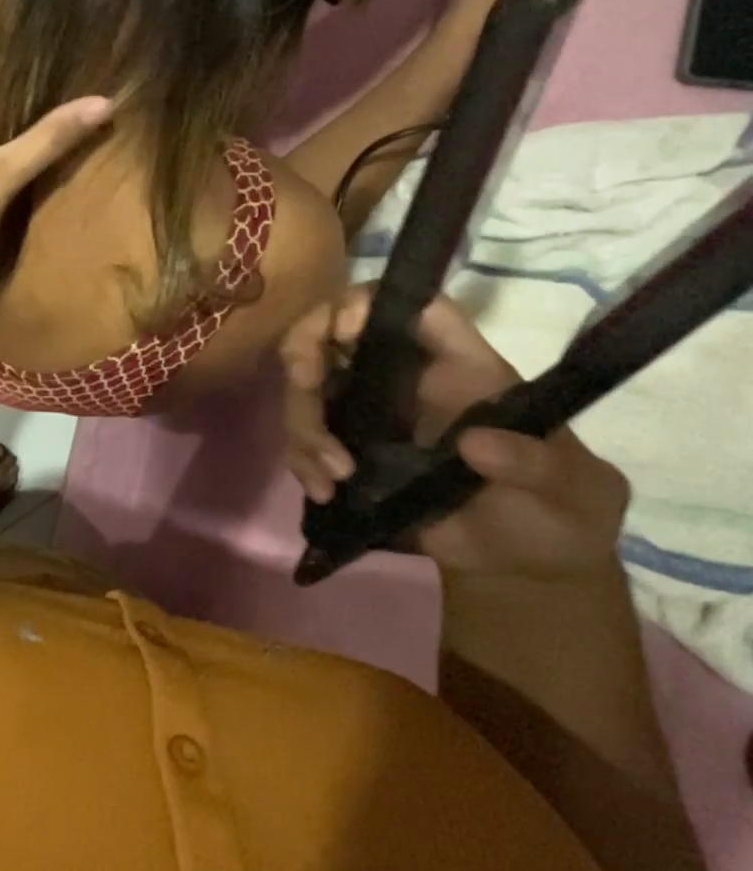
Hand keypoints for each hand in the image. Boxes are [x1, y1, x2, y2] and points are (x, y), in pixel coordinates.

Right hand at [281, 288, 628, 580]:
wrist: (520, 566)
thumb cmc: (558, 512)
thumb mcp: (571, 489)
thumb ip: (535, 463)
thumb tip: (475, 443)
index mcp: (459, 368)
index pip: (413, 311)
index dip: (370, 304)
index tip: (344, 332)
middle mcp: (403, 381)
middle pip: (331, 338)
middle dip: (304, 355)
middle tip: (305, 386)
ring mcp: (365, 415)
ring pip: (305, 391)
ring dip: (303, 425)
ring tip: (334, 477)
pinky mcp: (342, 451)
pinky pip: (300, 439)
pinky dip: (301, 461)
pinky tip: (324, 493)